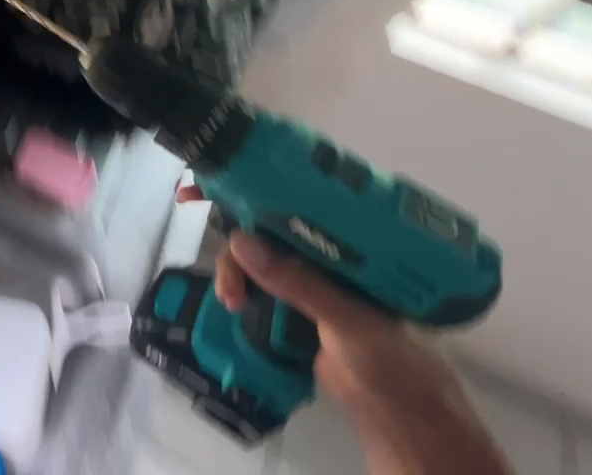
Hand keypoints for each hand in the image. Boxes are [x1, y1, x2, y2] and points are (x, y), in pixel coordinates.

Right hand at [176, 185, 469, 426]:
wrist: (400, 415)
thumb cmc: (393, 358)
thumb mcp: (348, 318)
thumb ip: (298, 282)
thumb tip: (240, 241)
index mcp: (344, 244)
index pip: (292, 200)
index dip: (252, 183)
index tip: (210, 177)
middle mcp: (321, 254)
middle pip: (261, 224)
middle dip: (228, 226)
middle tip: (191, 210)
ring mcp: (303, 280)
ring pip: (252, 256)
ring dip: (231, 269)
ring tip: (231, 299)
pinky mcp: (288, 305)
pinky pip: (252, 284)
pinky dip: (236, 288)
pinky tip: (233, 303)